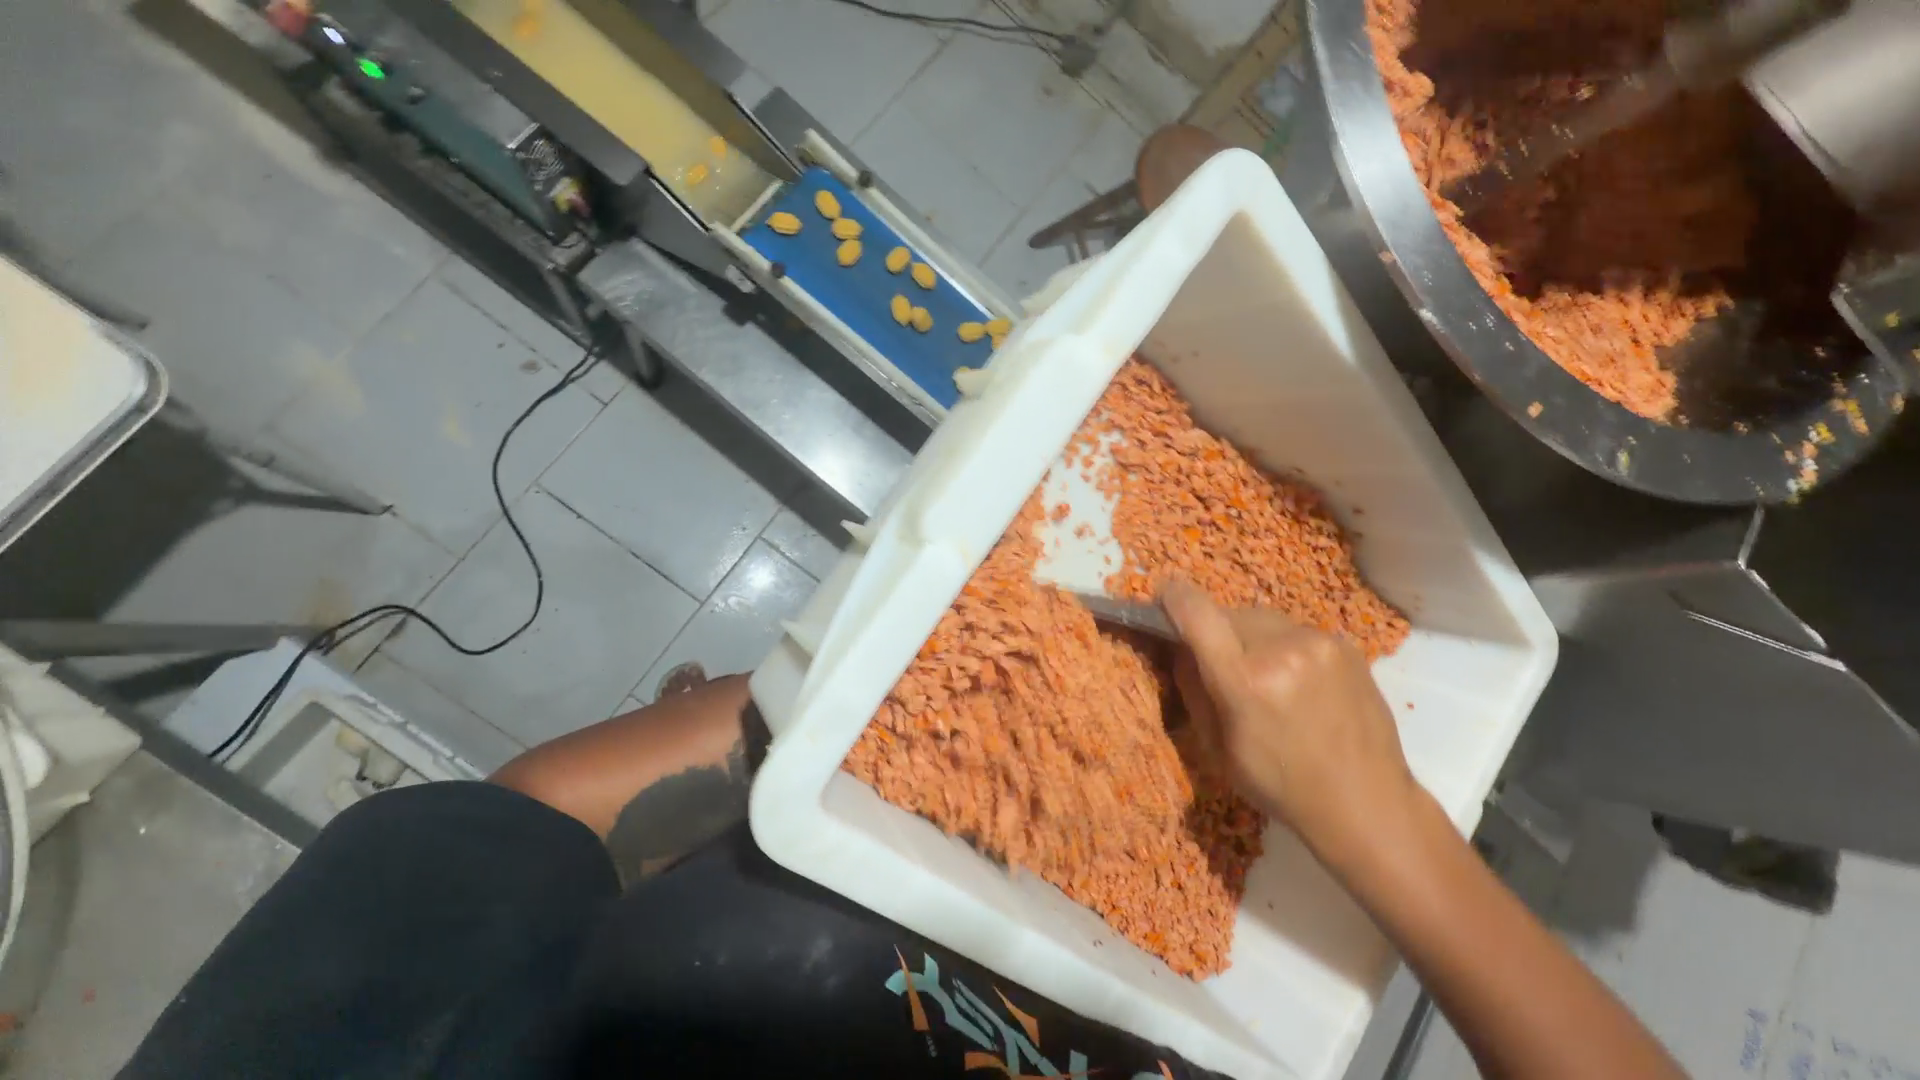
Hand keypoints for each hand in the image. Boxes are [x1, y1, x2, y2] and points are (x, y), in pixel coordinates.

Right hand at [1160, 581, 1423, 859]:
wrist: (1366, 801)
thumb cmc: (1280, 785)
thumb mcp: (1217, 748)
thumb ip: (1194, 688)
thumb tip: (1178, 646)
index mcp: (1244, 682)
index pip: (1197, 613)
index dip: (1173, 598)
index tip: (1162, 597)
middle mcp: (1281, 650)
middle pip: (1229, 614)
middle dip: (1217, 632)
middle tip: (1223, 665)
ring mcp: (1318, 643)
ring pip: (1263, 620)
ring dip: (1253, 639)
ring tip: (1267, 681)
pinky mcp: (1344, 644)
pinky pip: (1295, 632)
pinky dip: (1285, 648)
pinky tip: (1299, 685)